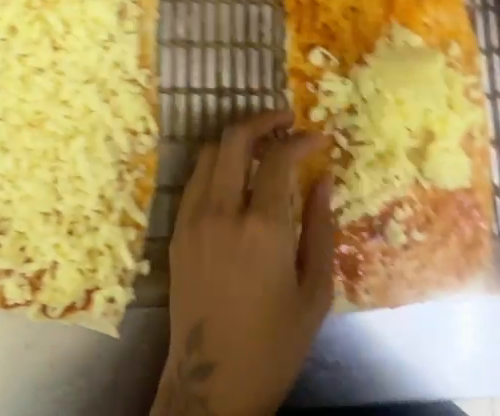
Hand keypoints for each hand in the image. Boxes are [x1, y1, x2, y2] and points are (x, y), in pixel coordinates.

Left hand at [154, 110, 334, 415]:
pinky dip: (215, 164)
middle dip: (262, 120)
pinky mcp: (176, 233)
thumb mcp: (315, 291)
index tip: (318, 136)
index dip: (300, 138)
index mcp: (262, 228)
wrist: (213, 381)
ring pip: (207, 153)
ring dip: (235, 139)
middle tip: (285, 119)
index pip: (278, 158)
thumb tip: (323, 178)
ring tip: (262, 143)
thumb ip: (320, 227)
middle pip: (233, 139)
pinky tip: (236, 175)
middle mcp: (221, 212)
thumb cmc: (276, 344)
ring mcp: (191, 220)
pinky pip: (194, 181)